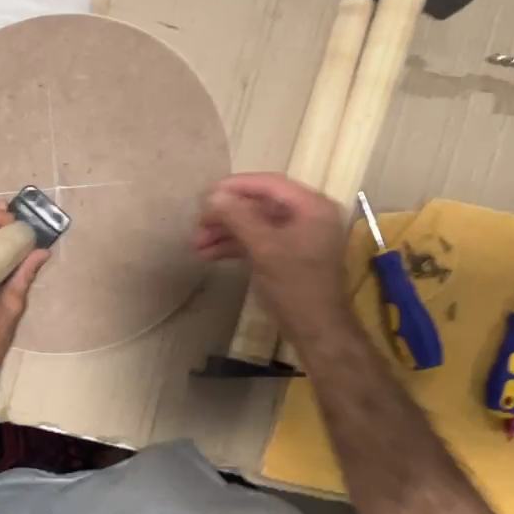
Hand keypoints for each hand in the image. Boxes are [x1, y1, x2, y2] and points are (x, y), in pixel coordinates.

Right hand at [195, 173, 355, 341]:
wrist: (316, 329)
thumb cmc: (296, 286)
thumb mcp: (265, 249)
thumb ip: (239, 218)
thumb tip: (212, 196)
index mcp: (311, 207)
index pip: (270, 184)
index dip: (236, 186)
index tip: (205, 195)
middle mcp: (306, 216)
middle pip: (259, 205)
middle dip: (226, 215)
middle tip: (198, 225)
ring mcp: (296, 237)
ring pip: (254, 225)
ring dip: (225, 232)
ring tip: (197, 244)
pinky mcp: (286, 256)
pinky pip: (257, 242)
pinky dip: (234, 246)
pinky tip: (209, 254)